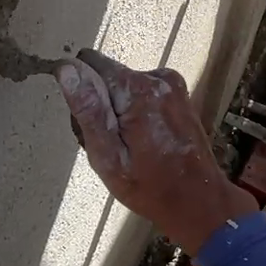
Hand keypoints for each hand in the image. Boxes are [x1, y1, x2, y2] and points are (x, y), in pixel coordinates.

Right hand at [55, 49, 258, 253]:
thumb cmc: (150, 187)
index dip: (80, 91)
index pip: (89, 64)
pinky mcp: (178, 93)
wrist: (199, 201)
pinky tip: (141, 140)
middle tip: (107, 144)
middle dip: (99, 104)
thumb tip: (66, 69)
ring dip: (116, 110)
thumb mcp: (108, 157)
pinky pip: (140, 92)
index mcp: (137, 90)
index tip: (86, 124)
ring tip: (125, 146)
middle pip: (106, 75)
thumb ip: (88, 111)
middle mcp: (157, 77)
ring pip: (122, 85)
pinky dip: (133, 111)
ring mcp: (171, 83)